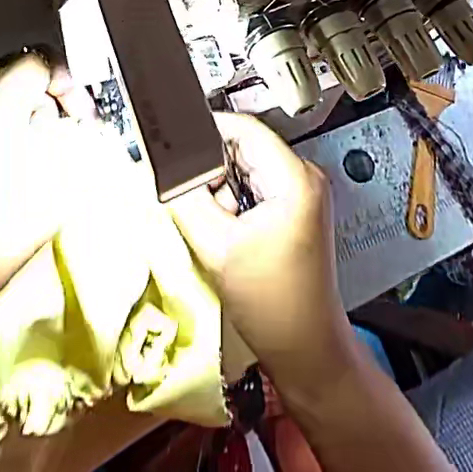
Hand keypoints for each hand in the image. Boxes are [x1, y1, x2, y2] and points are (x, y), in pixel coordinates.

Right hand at [170, 113, 354, 393]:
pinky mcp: (295, 208)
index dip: (206, 131)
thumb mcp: (217, 247)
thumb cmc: (275, 305)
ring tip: (221, 227)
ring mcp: (303, 193)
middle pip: (245, 147)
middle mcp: (305, 178)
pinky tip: (232, 233)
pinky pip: (256, 187)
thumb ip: (187, 201)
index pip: (245, 127)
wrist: (304, 345)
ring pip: (247, 168)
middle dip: (213, 170)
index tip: (177, 139)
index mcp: (295, 178)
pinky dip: (236, 202)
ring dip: (223, 190)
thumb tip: (166, 170)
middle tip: (198, 200)